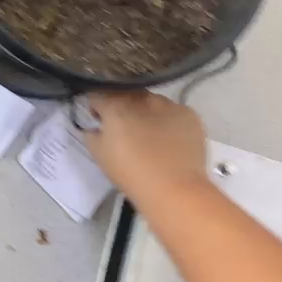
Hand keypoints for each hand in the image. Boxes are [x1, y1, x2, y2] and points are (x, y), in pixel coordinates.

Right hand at [80, 91, 209, 200]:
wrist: (174, 188)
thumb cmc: (130, 171)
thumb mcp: (98, 154)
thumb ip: (91, 134)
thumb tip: (95, 127)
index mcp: (116, 105)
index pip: (98, 94)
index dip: (95, 106)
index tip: (99, 120)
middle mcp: (142, 98)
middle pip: (126, 94)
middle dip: (122, 107)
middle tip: (124, 128)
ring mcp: (169, 104)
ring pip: (151, 101)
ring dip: (145, 112)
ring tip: (150, 134)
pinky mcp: (189, 115)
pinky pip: (173, 112)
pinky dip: (167, 121)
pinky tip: (169, 139)